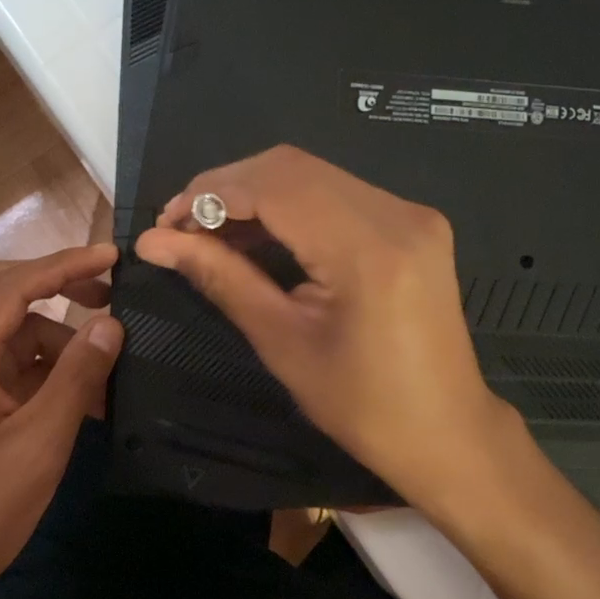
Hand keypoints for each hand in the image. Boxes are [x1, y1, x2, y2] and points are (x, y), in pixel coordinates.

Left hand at [0, 245, 123, 598]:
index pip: (12, 287)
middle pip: (5, 299)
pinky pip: (11, 371)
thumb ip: (77, 377)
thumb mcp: (41, 442)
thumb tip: (112, 323)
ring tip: (107, 375)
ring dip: (61, 346)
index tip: (114, 258)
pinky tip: (84, 401)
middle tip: (112, 298)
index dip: (64, 265)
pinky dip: (48, 376)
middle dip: (60, 291)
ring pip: (13, 338)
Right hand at [134, 146, 517, 510]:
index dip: (210, 193)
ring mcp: (413, 215)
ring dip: (257, 195)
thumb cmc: (362, 406)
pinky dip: (292, 206)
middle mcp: (397, 214)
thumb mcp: (283, 343)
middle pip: (293, 167)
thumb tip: (155, 242)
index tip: (165, 223)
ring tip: (211, 234)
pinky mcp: (415, 224)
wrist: (444, 430)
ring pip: (315, 175)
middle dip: (228, 189)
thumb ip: (222, 279)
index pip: (275, 184)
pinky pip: (340, 194)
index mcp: (368, 250)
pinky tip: (259, 235)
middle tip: (182, 229)